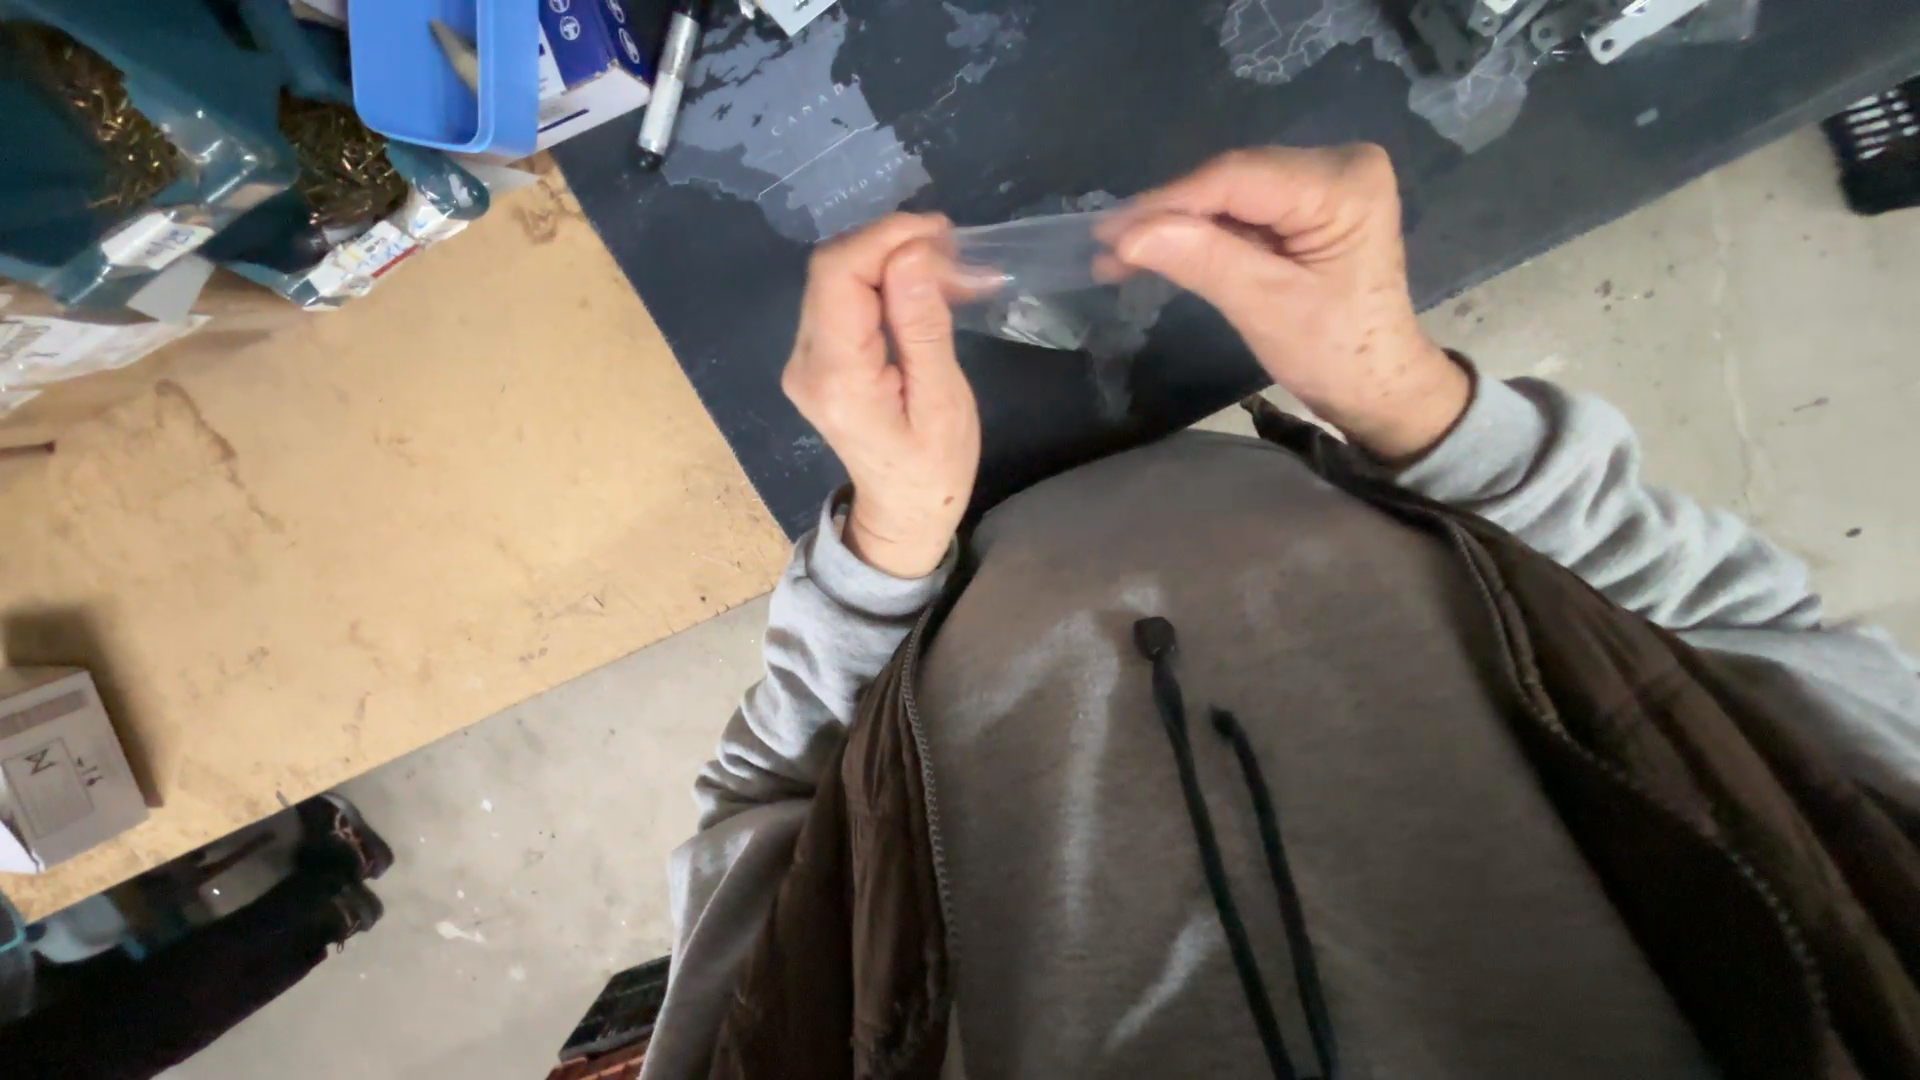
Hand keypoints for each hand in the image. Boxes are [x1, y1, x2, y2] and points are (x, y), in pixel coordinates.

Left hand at [783, 214, 979, 578]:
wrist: (903, 513)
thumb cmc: (934, 469)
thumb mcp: (943, 402)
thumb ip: (922, 326)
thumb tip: (911, 253)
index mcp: (837, 375)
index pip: (839, 274)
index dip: (885, 237)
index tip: (941, 234)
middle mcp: (805, 362)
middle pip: (832, 270)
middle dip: (892, 245)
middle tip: (953, 252)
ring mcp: (804, 361)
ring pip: (835, 280)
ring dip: (889, 261)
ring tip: (946, 269)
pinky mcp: (815, 361)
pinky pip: (841, 302)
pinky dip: (881, 283)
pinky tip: (921, 289)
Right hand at [1111, 145, 1469, 460]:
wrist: (1377, 385)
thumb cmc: (1333, 354)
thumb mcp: (1264, 307)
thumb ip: (1202, 261)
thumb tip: (1128, 235)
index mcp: (1343, 183)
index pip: (1236, 179)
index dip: (1167, 203)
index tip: (1108, 231)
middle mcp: (1338, 164)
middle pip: (1232, 182)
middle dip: (1167, 215)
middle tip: (1106, 246)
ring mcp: (1323, 185)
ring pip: (1230, 196)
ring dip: (1175, 226)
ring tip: (1119, 255)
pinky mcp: (1307, 209)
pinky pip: (1242, 213)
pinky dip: (1199, 236)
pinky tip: (1158, 252)